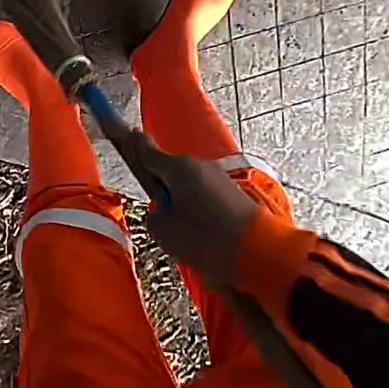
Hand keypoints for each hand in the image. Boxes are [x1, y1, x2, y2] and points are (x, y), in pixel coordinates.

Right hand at [126, 133, 260, 285]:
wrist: (259, 254)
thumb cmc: (206, 239)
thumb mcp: (163, 231)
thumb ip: (153, 215)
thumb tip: (162, 211)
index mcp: (178, 168)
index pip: (147, 151)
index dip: (134, 144)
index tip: (129, 133)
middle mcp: (200, 166)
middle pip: (170, 171)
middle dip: (162, 187)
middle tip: (160, 214)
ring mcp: (219, 178)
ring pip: (188, 186)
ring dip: (181, 201)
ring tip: (184, 231)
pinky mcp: (234, 194)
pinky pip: (205, 197)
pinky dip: (199, 211)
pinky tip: (202, 234)